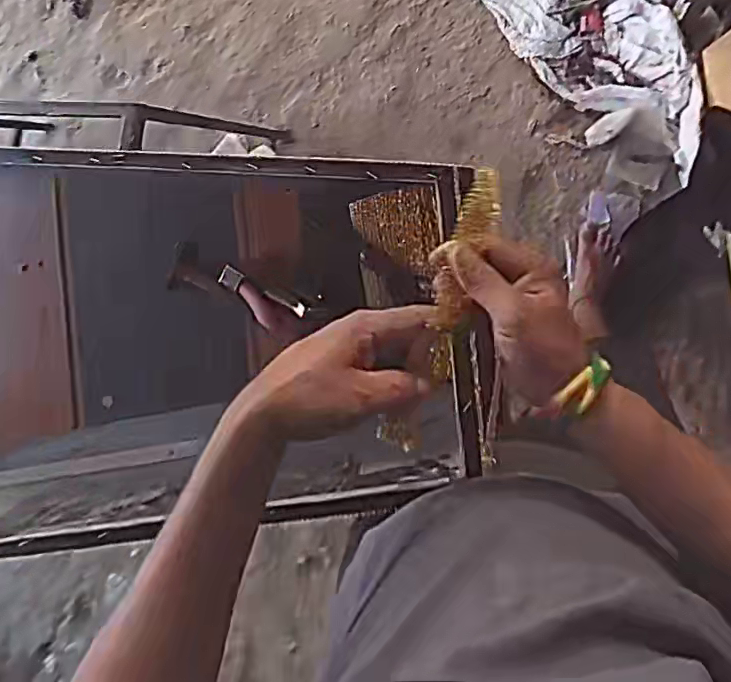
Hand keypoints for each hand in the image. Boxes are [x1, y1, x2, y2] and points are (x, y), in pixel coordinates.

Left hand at [234, 306, 436, 442]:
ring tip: (417, 402)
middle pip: (406, 336)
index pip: (416, 316)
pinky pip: (376, 366)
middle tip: (442, 387)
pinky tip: (393, 406)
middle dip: (427, 360)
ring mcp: (348, 345)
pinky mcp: (340, 363)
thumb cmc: (304, 398)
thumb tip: (429, 385)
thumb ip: (402, 390)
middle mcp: (358, 329)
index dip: (444, 324)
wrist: (262, 414)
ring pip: (392, 355)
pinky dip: (390, 383)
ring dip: (408, 376)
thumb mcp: (361, 398)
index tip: (468, 334)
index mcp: (364, 326)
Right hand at [440, 236, 591, 405]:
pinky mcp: (501, 315)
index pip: (489, 245)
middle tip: (439, 286)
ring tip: (444, 302)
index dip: (461, 250)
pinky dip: (461, 304)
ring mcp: (511, 296)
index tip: (435, 260)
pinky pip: (475, 300)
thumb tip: (454, 250)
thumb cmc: (543, 352)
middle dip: (457, 271)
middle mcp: (522, 276)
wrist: (560, 394)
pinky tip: (451, 312)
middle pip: (480, 260)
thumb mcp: (512, 313)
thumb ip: (482, 280)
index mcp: (533, 267)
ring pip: (474, 280)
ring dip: (456, 289)